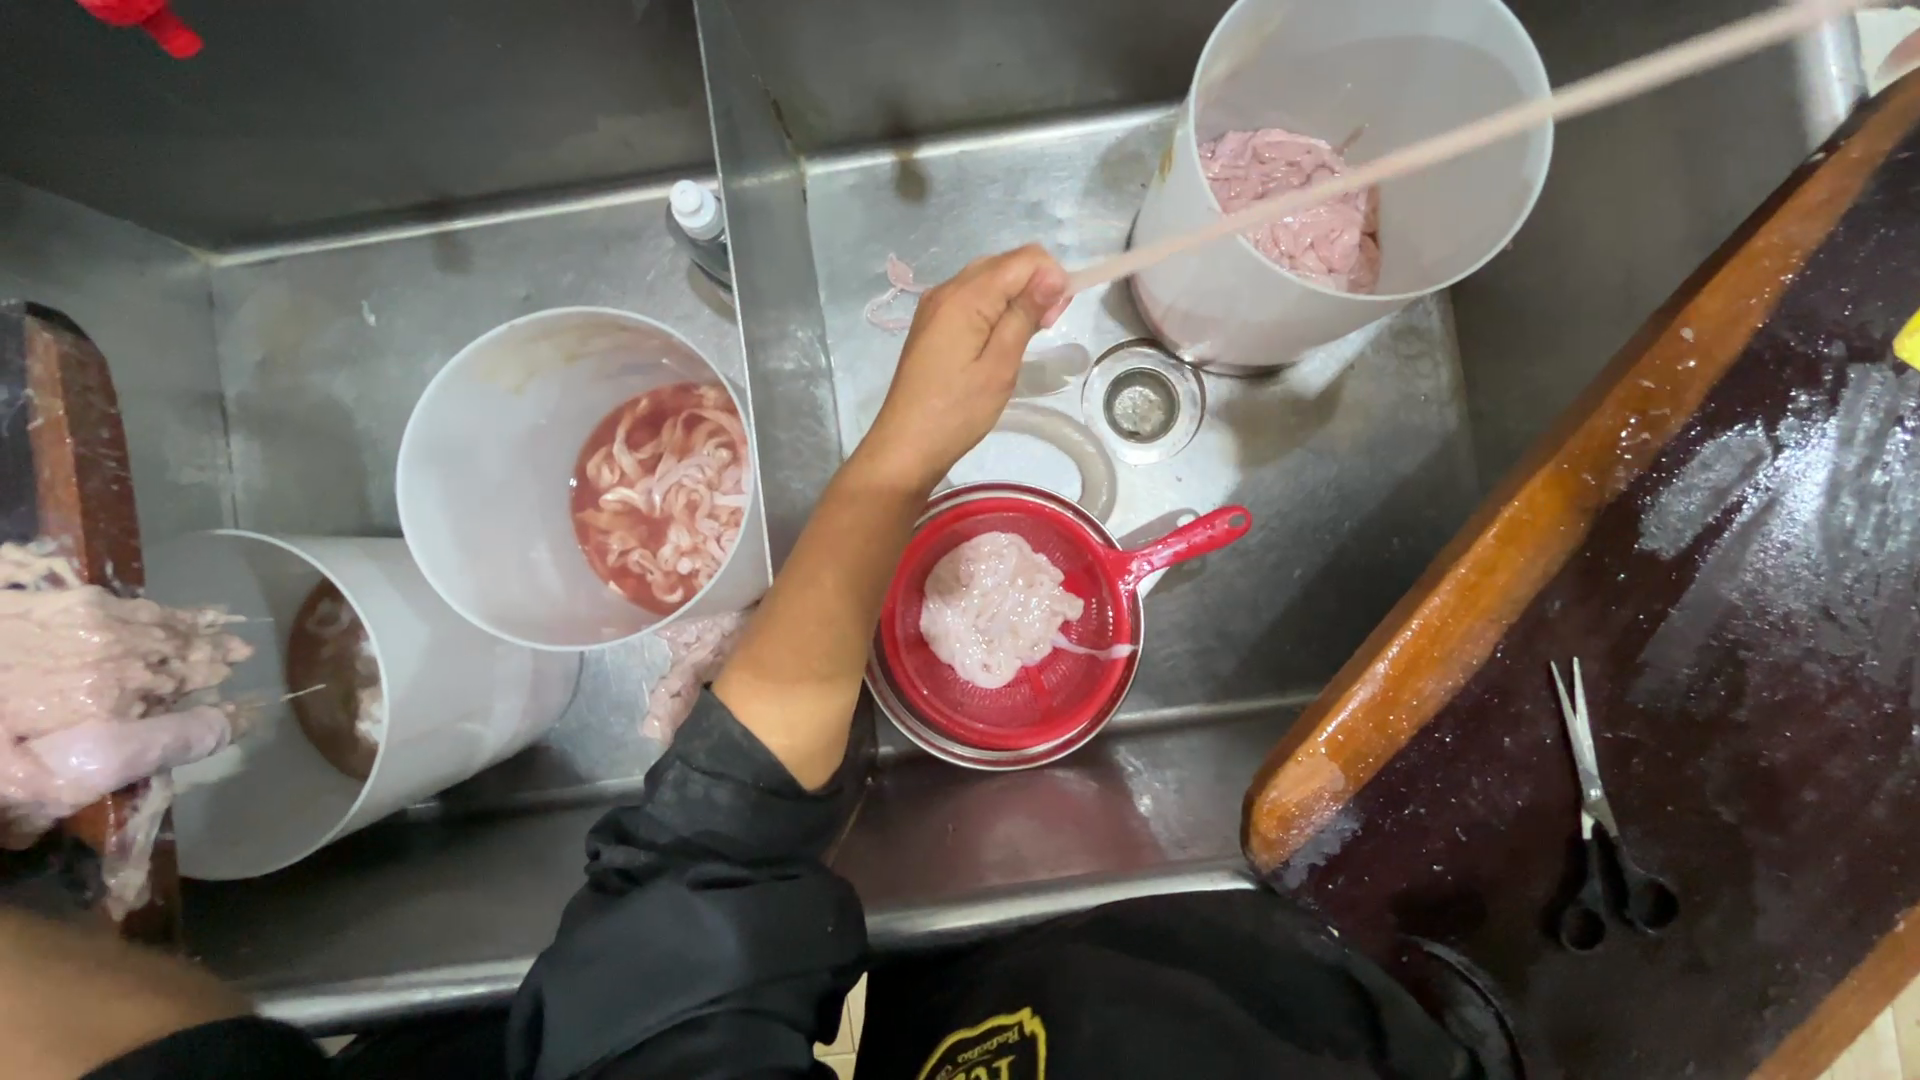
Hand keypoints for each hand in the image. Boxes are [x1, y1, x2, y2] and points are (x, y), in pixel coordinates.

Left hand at [860, 245, 1067, 489]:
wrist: (906, 446)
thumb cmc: (957, 412)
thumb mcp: (1000, 366)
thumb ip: (1024, 315)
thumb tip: (1052, 275)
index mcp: (964, 296)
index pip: (1024, 258)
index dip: (1051, 277)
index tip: (1058, 317)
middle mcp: (946, 290)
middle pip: (1005, 264)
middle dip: (1035, 285)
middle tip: (1046, 329)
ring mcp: (935, 307)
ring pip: (988, 281)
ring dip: (1016, 298)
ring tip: (1026, 338)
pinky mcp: (932, 325)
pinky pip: (971, 301)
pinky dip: (994, 310)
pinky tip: (1001, 340)